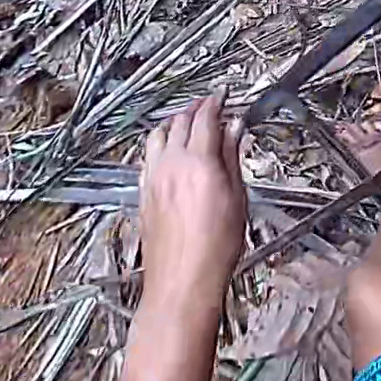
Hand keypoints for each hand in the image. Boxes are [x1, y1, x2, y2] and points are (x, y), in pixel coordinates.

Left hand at [139, 92, 245, 303]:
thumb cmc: (214, 249)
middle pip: (181, 122)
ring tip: (186, 122)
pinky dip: (159, 144)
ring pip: (158, 134)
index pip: (205, 118)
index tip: (222, 97)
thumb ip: (232, 158)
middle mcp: (172, 164)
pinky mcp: (144, 191)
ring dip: (174, 122)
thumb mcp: (237, 199)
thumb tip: (234, 130)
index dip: (215, 103)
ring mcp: (154, 177)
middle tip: (209, 107)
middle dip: (196, 109)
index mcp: (198, 162)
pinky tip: (167, 150)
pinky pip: (148, 155)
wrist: (182, 284)